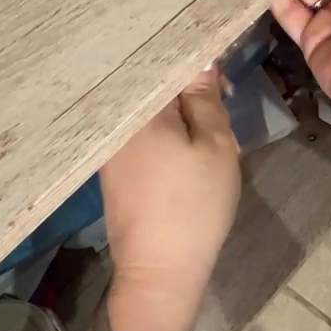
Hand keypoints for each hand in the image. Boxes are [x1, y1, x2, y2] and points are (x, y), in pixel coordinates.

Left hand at [99, 69, 240, 305]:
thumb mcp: (215, 146)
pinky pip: (138, 134)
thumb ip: (205, 100)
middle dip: (184, 86)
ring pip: (145, 112)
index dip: (195, 62)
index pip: (164, 64)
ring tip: (206, 118)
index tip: (220, 69)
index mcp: (139, 109)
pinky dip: (160, 131)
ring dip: (174, 111)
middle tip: (219, 94)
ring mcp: (109, 148)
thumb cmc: (194, 204)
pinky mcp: (112, 170)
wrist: (160, 268)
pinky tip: (182, 142)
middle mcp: (115, 122)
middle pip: (151, 87)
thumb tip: (201, 63)